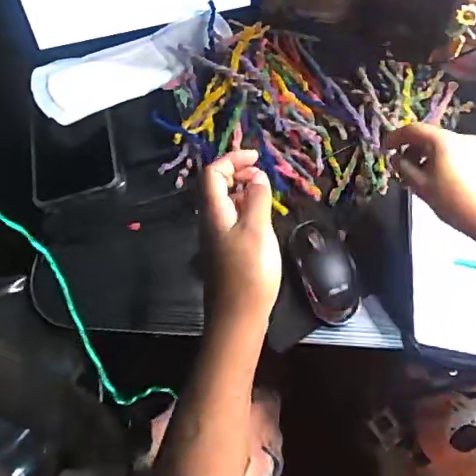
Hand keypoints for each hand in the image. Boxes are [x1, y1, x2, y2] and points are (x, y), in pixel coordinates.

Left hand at [200, 150, 281, 324]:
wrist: (238, 318)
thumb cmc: (249, 272)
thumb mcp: (258, 229)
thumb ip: (257, 198)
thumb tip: (257, 176)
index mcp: (213, 211)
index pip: (212, 172)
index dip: (232, 159)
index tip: (256, 157)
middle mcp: (209, 220)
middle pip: (215, 184)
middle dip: (237, 171)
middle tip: (261, 171)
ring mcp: (216, 236)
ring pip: (225, 201)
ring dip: (243, 189)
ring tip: (266, 191)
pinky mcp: (225, 250)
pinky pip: (231, 216)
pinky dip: (246, 207)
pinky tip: (262, 216)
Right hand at [385, 124, 475, 248]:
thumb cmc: (456, 204)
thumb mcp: (423, 188)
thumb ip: (404, 169)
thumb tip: (395, 158)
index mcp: (443, 140)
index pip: (413, 129)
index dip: (396, 137)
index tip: (385, 149)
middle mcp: (460, 137)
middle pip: (428, 137)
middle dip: (411, 150)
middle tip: (401, 169)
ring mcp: (474, 147)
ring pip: (442, 147)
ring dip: (426, 157)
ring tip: (419, 179)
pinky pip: (454, 154)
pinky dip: (441, 162)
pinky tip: (439, 182)